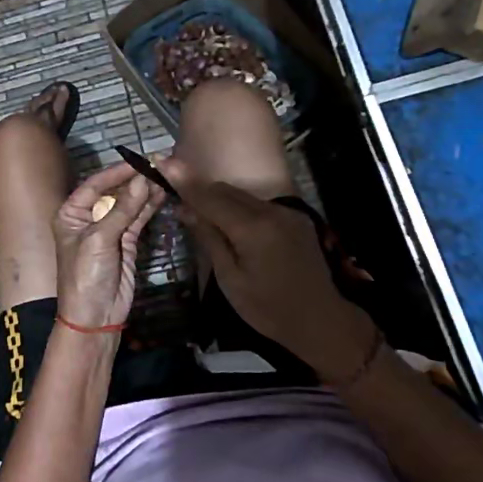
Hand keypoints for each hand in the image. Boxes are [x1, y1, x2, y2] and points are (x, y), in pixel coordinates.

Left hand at [52, 163, 164, 331]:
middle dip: (136, 179)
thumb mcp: (99, 240)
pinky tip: (163, 193)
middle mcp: (89, 217)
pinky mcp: (126, 241)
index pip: (95, 184)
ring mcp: (109, 229)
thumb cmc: (85, 277)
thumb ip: (122, 209)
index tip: (141, 160)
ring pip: (130, 203)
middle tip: (159, 163)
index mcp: (71, 213)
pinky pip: (138, 218)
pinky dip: (150, 207)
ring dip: (147, 190)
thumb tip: (142, 180)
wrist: (94, 318)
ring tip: (167, 174)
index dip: (118, 172)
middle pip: (115, 191)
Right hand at [157, 157, 378, 382]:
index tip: (162, 162)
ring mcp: (287, 213)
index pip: (210, 197)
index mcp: (253, 228)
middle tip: (178, 199)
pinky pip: (261, 206)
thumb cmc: (268, 309)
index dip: (185, 181)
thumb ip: (209, 238)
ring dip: (221, 201)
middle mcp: (272, 211)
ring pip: (244, 197)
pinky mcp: (296, 219)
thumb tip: (186, 209)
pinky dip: (241, 209)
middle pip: (227, 191)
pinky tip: (233, 226)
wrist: (320, 320)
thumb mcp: (230, 279)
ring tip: (202, 214)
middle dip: (201, 191)